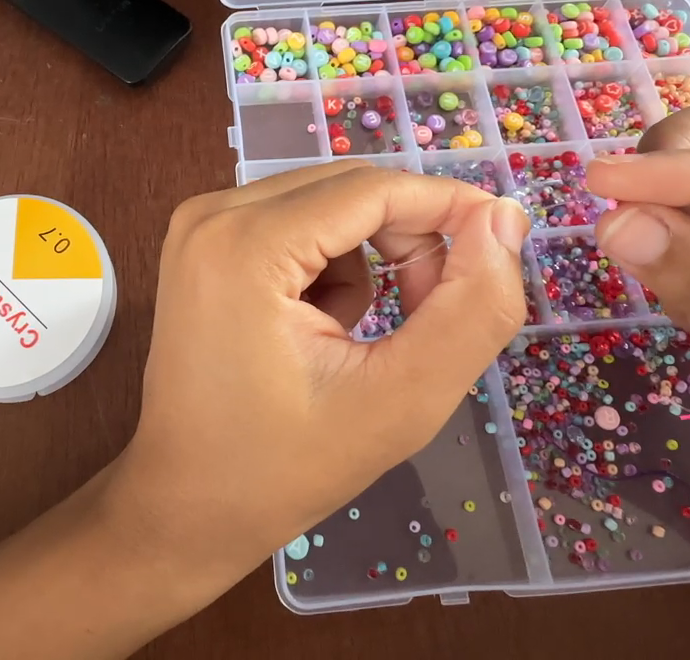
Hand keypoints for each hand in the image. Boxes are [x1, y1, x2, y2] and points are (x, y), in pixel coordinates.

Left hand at [110, 162, 530, 582]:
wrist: (186, 502)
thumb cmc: (284, 466)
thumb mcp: (400, 400)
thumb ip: (470, 309)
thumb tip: (503, 216)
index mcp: (245, 243)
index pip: (372, 189)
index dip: (447, 206)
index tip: (502, 243)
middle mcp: (213, 212)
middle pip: (348, 188)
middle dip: (406, 240)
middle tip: (427, 316)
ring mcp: (200, 222)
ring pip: (326, 202)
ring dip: (367, 257)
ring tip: (359, 336)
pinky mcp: (201, 239)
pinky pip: (293, 220)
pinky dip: (326, 262)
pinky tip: (316, 326)